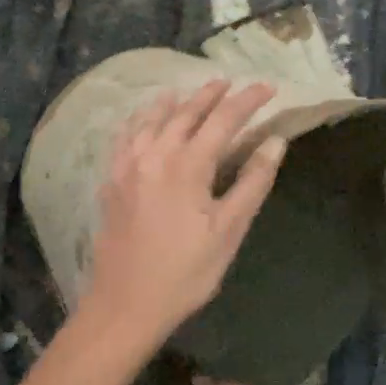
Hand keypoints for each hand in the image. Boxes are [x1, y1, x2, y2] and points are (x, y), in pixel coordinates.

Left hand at [78, 80, 284, 339]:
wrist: (125, 303)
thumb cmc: (185, 272)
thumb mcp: (228, 231)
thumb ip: (252, 182)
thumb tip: (275, 142)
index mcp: (186, 165)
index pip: (223, 120)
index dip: (247, 101)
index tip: (269, 87)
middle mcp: (153, 155)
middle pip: (185, 113)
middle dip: (210, 94)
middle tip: (230, 82)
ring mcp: (126, 166)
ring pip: (151, 120)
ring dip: (174, 103)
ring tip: (188, 92)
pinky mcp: (110, 181)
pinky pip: (125, 137)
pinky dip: (139, 121)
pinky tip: (142, 120)